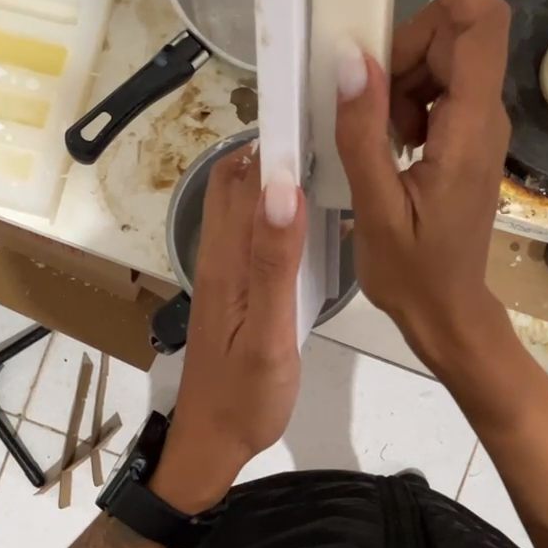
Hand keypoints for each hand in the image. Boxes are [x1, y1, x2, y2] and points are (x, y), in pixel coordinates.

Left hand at [157, 145, 306, 510]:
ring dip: (274, 178)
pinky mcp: (235, 292)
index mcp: (227, 261)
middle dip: (275, 149)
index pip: (242, 181)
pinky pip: (253, 235)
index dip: (272, 140)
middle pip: (237, 185)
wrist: (214, 442)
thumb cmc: (246, 396)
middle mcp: (219, 257)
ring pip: (243, 208)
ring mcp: (225, 274)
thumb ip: (274, 263)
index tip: (318, 106)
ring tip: (329, 157)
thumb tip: (280, 188)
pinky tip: (310, 215)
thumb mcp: (268, 334)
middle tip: (332, 126)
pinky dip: (277, 212)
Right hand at [334, 0, 514, 370]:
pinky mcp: (463, 140)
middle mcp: (483, 117)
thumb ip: (364, 132)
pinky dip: (401, 107)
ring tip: (378, 147)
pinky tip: (387, 152)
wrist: (448, 313)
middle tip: (366, 112)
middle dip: (399, 53)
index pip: (476, 21)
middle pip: (450, 36)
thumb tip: (352, 60)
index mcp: (469, 128)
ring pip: (437, 64)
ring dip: (395, 87)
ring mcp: (476, 127)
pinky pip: (432, 93)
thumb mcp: (375, 207)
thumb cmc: (414, 273)